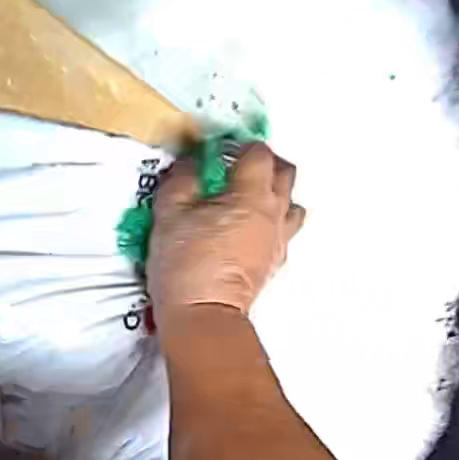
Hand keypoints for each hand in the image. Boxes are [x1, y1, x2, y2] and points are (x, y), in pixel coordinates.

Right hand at [148, 143, 304, 322]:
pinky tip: (245, 231)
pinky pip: (281, 231)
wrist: (202, 313)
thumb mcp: (168, 216)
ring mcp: (278, 239)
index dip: (236, 147)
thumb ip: (180, 183)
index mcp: (252, 194)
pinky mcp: (273, 262)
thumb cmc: (185, 262)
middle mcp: (275, 212)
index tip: (215, 151)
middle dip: (262, 164)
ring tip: (245, 201)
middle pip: (284, 173)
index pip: (256, 154)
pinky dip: (267, 223)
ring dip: (272, 194)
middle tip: (233, 169)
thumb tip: (188, 166)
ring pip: (290, 203)